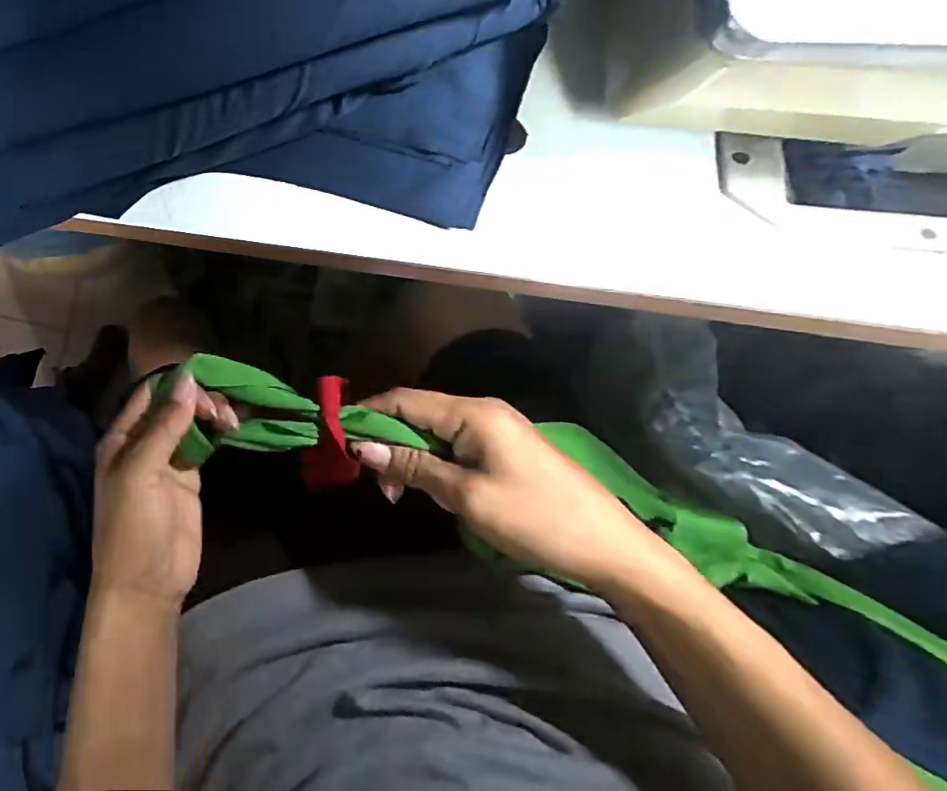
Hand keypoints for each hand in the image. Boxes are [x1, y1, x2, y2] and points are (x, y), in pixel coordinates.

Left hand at [89, 368, 236, 609]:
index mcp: (122, 438)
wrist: (146, 586)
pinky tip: (234, 426)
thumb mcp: (141, 472)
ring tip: (231, 419)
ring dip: (212, 413)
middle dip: (199, 398)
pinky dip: (219, 431)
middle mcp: (143, 443)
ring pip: (192, 422)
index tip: (206, 377)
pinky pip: (204, 443)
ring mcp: (168, 460)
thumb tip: (188, 379)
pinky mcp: (189, 476)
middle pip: (174, 405)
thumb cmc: (132, 527)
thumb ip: (165, 425)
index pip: (149, 394)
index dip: (175, 382)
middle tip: (221, 411)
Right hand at [351, 389, 696, 598]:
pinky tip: (430, 490)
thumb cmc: (536, 519)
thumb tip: (363, 446)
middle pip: (418, 412)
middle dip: (388, 441)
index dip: (367, 414)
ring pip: (435, 432)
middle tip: (373, 485)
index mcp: (473, 412)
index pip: (405, 399)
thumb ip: (414, 466)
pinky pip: (456, 446)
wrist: (609, 547)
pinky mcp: (505, 449)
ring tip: (398, 495)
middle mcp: (482, 410)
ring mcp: (497, 428)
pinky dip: (434, 463)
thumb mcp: (467, 496)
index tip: (337, 439)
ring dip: (410, 456)